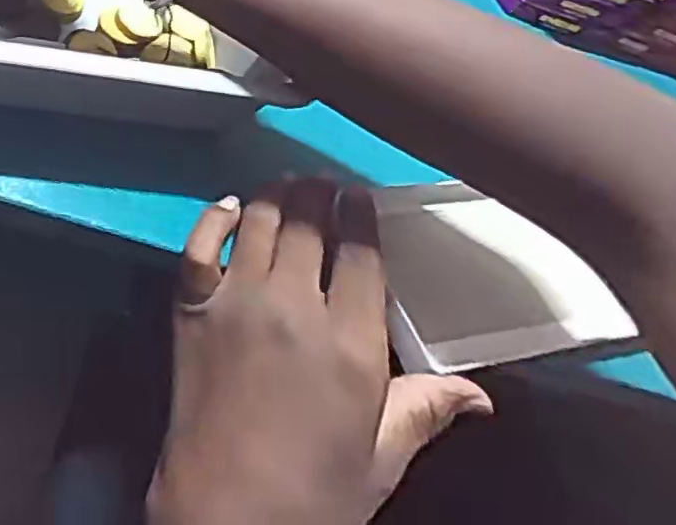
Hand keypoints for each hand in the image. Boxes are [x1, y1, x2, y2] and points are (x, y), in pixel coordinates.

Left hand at [149, 179, 491, 524]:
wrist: (224, 509)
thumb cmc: (314, 492)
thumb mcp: (382, 458)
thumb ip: (425, 410)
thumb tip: (482, 394)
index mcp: (349, 342)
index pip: (360, 255)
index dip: (360, 216)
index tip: (359, 196)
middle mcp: (293, 304)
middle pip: (308, 225)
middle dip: (318, 193)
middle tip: (323, 183)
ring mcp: (236, 297)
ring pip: (258, 222)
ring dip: (274, 195)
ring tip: (286, 184)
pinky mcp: (193, 303)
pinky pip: (200, 244)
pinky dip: (213, 217)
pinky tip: (228, 205)